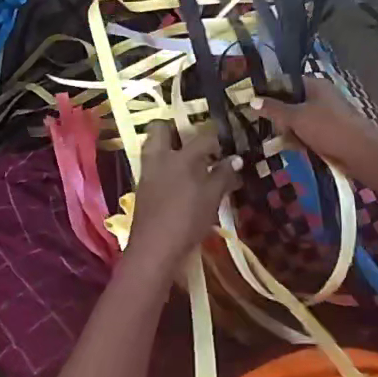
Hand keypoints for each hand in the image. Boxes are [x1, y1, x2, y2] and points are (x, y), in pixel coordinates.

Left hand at [126, 121, 241, 272]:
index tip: (226, 141)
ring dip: (168, 147)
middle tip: (194, 141)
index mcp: (182, 157)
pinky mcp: (142, 187)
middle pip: (161, 128)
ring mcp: (148, 172)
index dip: (217, 136)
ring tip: (189, 161)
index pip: (203, 136)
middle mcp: (160, 158)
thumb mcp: (212, 198)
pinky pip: (153, 166)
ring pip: (153, 146)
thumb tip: (235, 159)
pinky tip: (180, 180)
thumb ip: (224, 175)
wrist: (154, 249)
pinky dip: (165, 166)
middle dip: (176, 128)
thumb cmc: (187, 221)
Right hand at [253, 76, 377, 164]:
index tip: (254, 101)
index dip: (270, 90)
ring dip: (288, 129)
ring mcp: (326, 115)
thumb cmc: (327, 128)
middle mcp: (321, 96)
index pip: (287, 81)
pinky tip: (292, 147)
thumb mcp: (296, 117)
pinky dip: (299, 138)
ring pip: (298, 119)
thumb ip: (273, 108)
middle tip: (264, 124)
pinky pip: (307, 132)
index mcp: (315, 85)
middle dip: (278, 114)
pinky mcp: (329, 132)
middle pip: (291, 101)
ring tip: (277, 139)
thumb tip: (251, 100)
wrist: (359, 153)